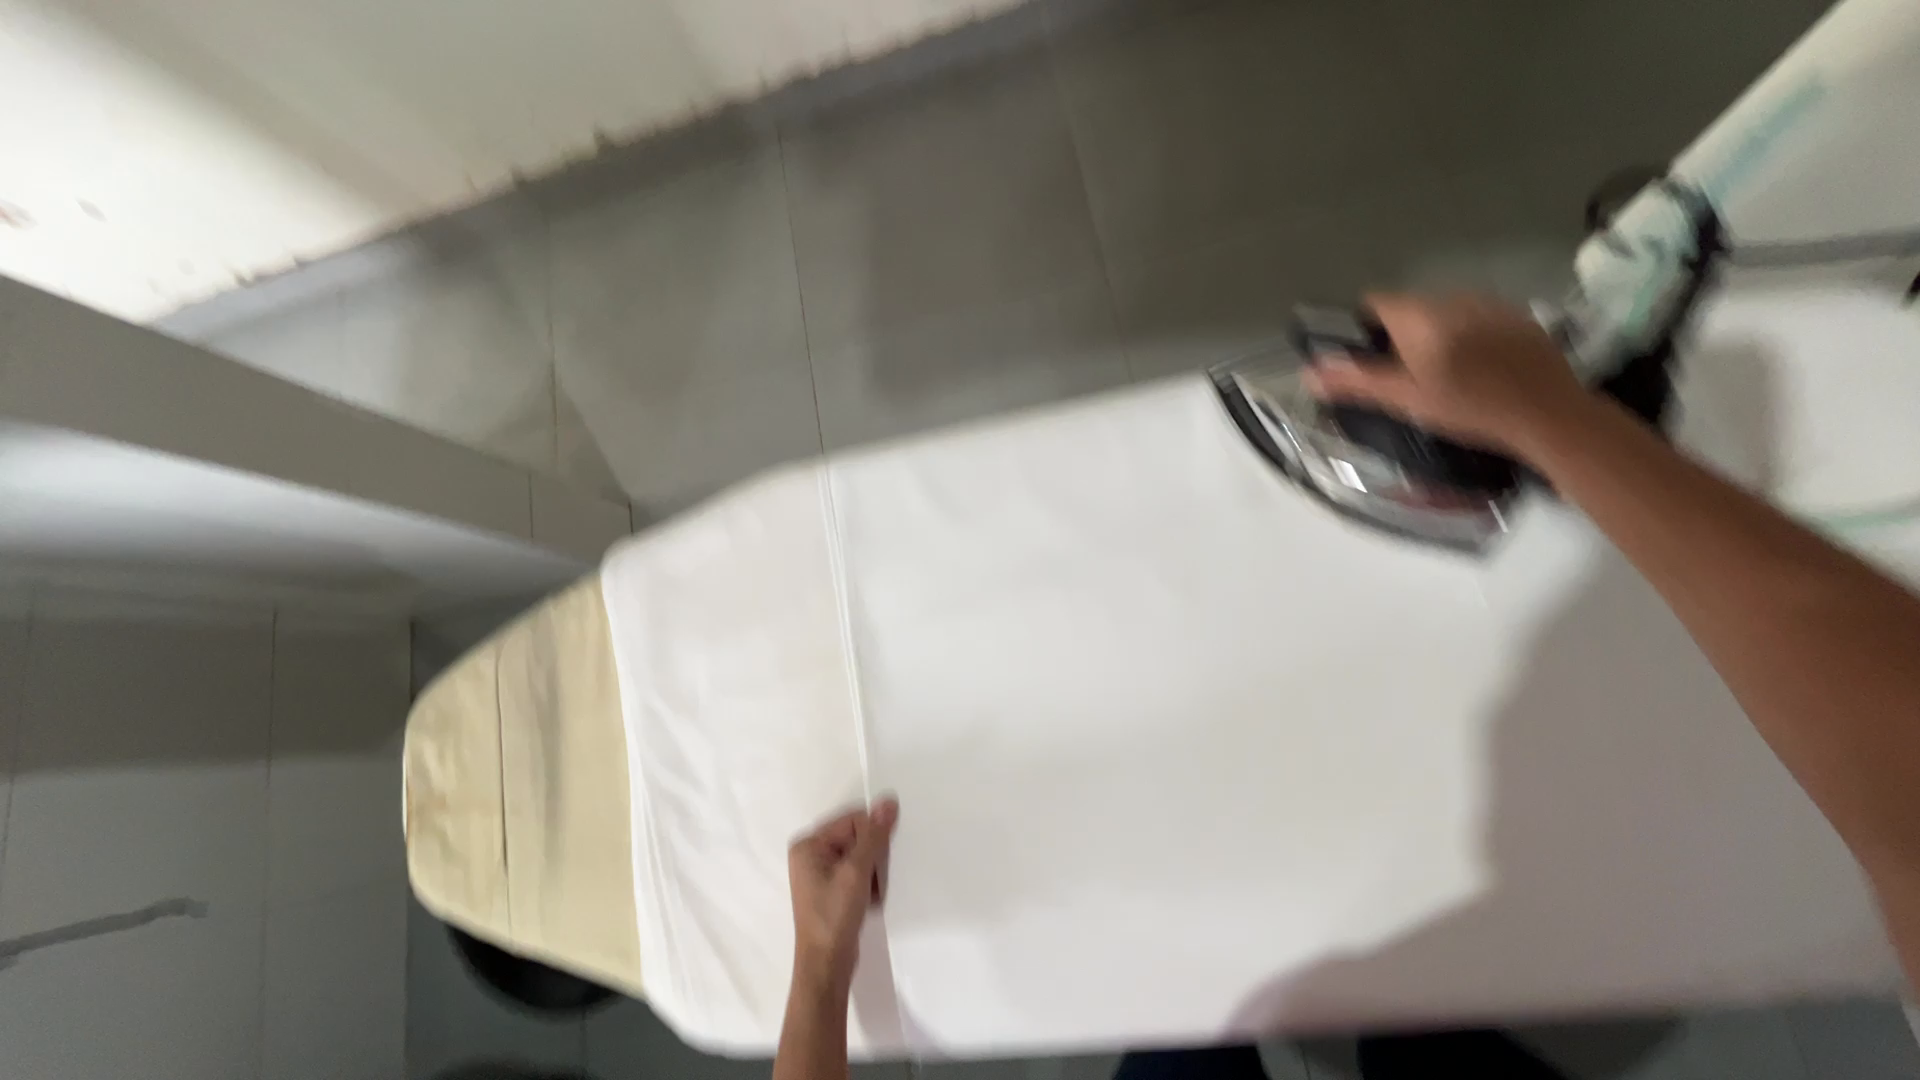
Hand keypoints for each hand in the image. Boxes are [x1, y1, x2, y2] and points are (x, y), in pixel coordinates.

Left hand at [788, 797, 898, 988]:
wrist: (826, 967)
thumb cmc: (834, 916)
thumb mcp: (856, 871)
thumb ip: (874, 836)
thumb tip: (888, 801)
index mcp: (808, 844)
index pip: (852, 820)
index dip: (872, 836)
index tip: (883, 858)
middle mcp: (811, 854)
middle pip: (856, 837)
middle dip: (872, 856)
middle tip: (876, 878)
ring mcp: (820, 874)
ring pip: (860, 856)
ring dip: (873, 872)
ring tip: (873, 892)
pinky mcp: (831, 891)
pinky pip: (857, 873)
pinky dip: (868, 883)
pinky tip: (871, 900)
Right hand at [1303, 292, 1593, 457]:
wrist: (1549, 413)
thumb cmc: (1469, 407)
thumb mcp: (1405, 399)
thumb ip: (1355, 381)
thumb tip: (1308, 373)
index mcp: (1420, 315)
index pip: (1373, 302)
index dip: (1360, 328)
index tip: (1363, 360)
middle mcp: (1454, 298)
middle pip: (1408, 309)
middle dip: (1397, 337)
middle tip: (1399, 379)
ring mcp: (1490, 305)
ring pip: (1442, 315)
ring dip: (1432, 338)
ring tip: (1439, 378)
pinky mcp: (1518, 318)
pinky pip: (1475, 321)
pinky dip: (1465, 340)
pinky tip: (1475, 372)